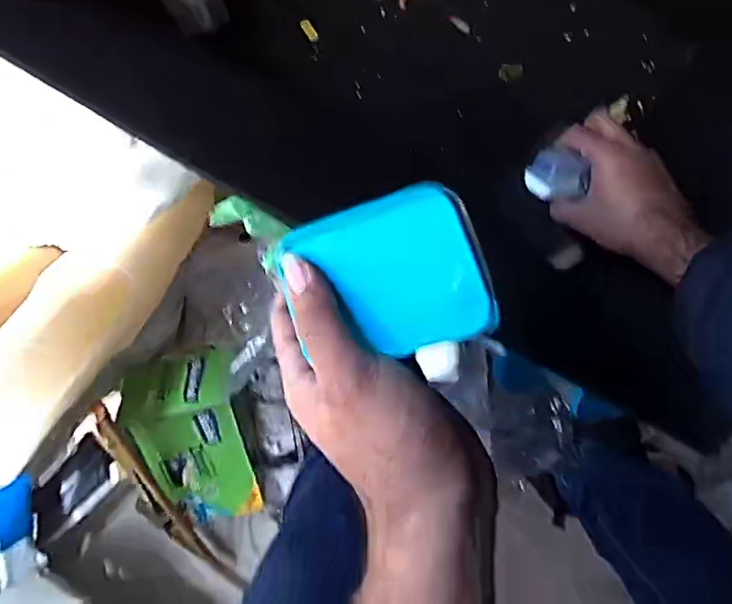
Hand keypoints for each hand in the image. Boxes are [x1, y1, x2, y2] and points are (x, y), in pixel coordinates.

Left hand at [270, 255, 493, 602]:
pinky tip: (416, 289)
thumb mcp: (344, 374)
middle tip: (360, 239)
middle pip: (326, 314)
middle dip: (338, 279)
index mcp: (305, 375)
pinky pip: (394, 336)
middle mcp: (332, 373)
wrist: (443, 494)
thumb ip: (319, 320)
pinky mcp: (403, 379)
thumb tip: (293, 264)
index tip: (317, 237)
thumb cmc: (386, 435)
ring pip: (362, 323)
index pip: (288, 315)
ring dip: (371, 293)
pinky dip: (400, 313)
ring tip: (387, 253)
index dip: (294, 277)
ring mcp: (368, 377)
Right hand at [549, 110, 708, 284]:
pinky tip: (617, 180)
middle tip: (575, 151)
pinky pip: (635, 150)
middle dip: (584, 129)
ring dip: (605, 141)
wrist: (672, 240)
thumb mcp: (584, 220)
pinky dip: (622, 155)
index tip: (555, 155)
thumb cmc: (624, 225)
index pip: (576, 131)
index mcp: (607, 153)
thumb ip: (562, 208)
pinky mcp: (660, 169)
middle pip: (601, 119)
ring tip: (595, 166)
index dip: (560, 140)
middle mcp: (628, 147)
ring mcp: (648, 155)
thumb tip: (554, 204)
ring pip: (621, 133)